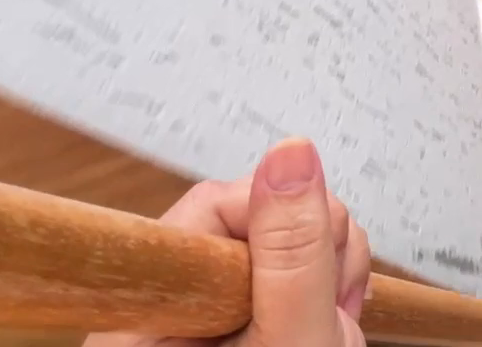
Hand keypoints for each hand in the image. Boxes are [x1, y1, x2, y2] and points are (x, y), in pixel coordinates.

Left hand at [86, 138, 371, 346]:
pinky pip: (303, 248)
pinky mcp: (251, 301)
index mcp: (146, 325)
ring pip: (289, 225)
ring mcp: (213, 307)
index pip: (207, 210)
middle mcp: (171, 310)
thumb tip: (291, 153)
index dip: (272, 219)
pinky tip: (332, 311)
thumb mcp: (296, 343)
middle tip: (329, 296)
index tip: (306, 259)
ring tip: (332, 314)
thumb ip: (294, 252)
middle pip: (255, 213)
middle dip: (316, 244)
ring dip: (332, 261)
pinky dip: (334, 272)